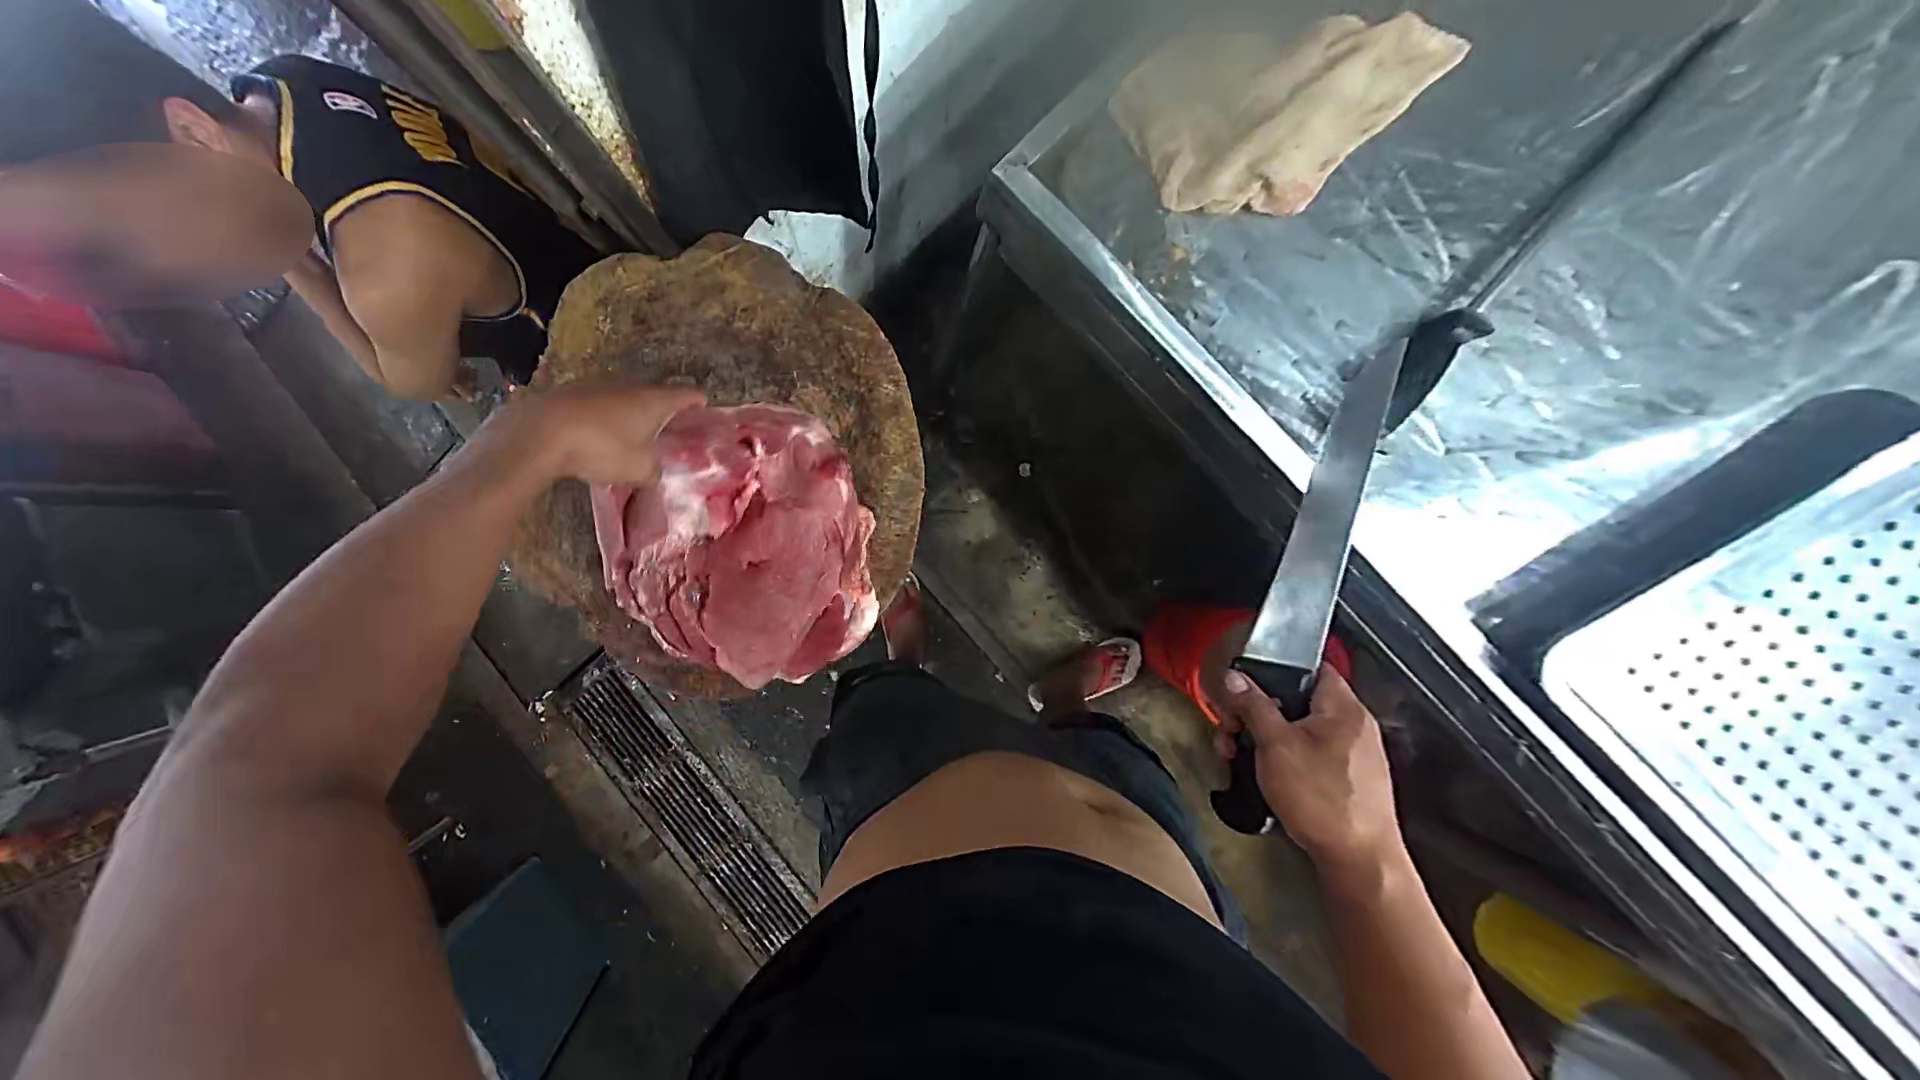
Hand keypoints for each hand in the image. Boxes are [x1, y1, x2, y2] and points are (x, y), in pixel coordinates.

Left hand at [498, 382, 704, 487]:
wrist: (536, 434)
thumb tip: (654, 474)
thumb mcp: (639, 469)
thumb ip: (653, 472)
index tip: (703, 409)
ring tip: (632, 437)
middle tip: (668, 431)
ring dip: (630, 415)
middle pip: (654, 394)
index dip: (697, 402)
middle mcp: (627, 386)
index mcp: (652, 400)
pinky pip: (595, 406)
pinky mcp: (567, 395)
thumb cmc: (601, 448)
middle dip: (662, 411)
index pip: (686, 394)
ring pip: (623, 399)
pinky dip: (602, 419)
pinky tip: (596, 438)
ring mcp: (595, 386)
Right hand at [1214, 664, 1403, 876]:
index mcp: (1343, 707)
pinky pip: (1307, 751)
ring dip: (1262, 736)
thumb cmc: (1321, 798)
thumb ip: (1253, 705)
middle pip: (1295, 699)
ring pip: (1297, 727)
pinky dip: (1281, 755)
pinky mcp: (1346, 776)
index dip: (1274, 668)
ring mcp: (1351, 752)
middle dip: (1255, 711)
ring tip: (1236, 756)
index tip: (1244, 684)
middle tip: (1231, 728)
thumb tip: (1234, 677)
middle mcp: (1353, 724)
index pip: (1310, 666)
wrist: (1359, 860)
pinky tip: (1261, 773)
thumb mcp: (1275, 745)